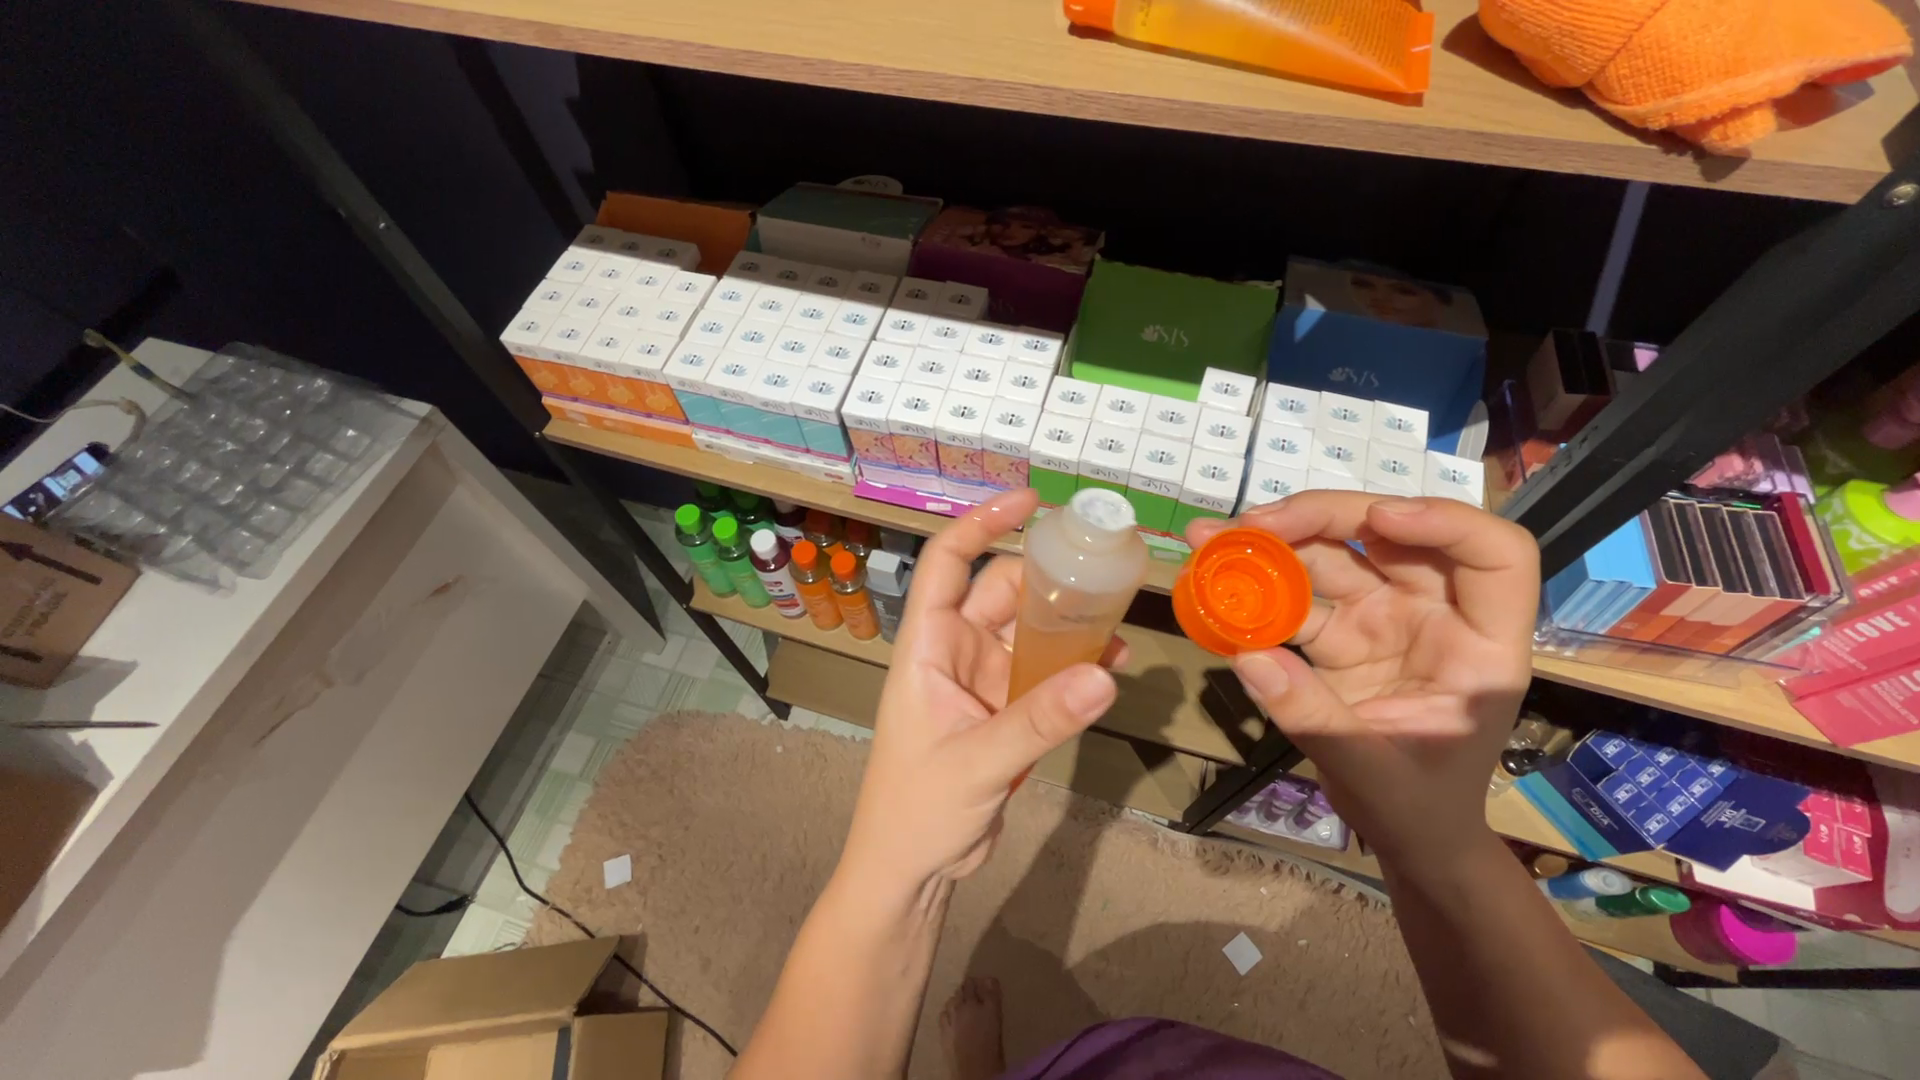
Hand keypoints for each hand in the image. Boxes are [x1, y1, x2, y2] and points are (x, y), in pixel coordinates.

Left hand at [840, 488, 1127, 893]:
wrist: (912, 869)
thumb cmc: (916, 811)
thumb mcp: (977, 762)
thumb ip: (1039, 720)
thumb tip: (1106, 674)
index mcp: (928, 645)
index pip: (948, 564)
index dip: (982, 524)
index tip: (1029, 501)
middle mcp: (956, 651)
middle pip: (1002, 591)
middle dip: (1046, 574)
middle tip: (1102, 561)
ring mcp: (984, 681)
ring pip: (1031, 631)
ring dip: (1069, 621)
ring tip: (1117, 613)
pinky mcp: (1007, 710)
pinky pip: (1046, 673)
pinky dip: (1075, 665)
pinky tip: (1111, 664)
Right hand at [1187, 493, 1537, 870]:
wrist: (1404, 833)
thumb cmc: (1419, 808)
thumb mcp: (1372, 771)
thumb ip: (1312, 715)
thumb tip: (1246, 655)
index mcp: (1479, 644)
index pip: (1493, 555)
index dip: (1442, 522)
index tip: (1376, 519)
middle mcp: (1435, 614)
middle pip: (1391, 535)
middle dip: (1321, 517)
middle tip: (1251, 523)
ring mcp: (1384, 619)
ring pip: (1335, 554)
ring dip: (1274, 543)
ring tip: (1211, 539)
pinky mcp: (1342, 634)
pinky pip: (1297, 598)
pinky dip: (1255, 588)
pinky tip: (1213, 580)